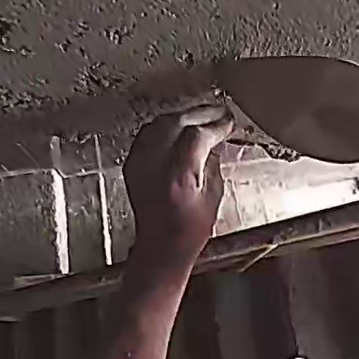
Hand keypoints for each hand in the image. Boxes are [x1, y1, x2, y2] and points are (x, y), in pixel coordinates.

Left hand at [123, 109, 235, 267]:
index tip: (227, 121)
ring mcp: (139, 165)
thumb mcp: (213, 195)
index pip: (197, 135)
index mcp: (178, 177)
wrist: (160, 245)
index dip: (215, 124)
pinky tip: (177, 129)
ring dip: (181, 117)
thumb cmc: (188, 229)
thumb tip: (215, 140)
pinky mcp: (131, 166)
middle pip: (175, 122)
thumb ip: (213, 162)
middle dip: (199, 114)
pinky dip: (164, 127)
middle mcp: (154, 167)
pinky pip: (147, 135)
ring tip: (200, 118)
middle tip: (216, 113)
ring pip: (159, 124)